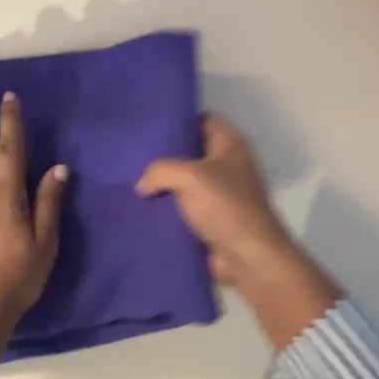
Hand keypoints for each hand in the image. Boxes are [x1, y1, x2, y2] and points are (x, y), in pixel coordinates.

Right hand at [135, 114, 301, 287]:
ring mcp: (219, 193)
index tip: (149, 125)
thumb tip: (142, 185)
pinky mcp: (210, 219)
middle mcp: (226, 165)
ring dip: (161, 185)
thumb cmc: (226, 207)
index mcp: (230, 145)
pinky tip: (140, 208)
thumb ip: (160, 170)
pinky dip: (165, 209)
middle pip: (190, 151)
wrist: (248, 258)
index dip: (178, 120)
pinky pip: (182, 208)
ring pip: (183, 181)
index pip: (202, 120)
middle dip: (163, 154)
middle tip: (132, 155)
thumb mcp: (190, 177)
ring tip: (129, 181)